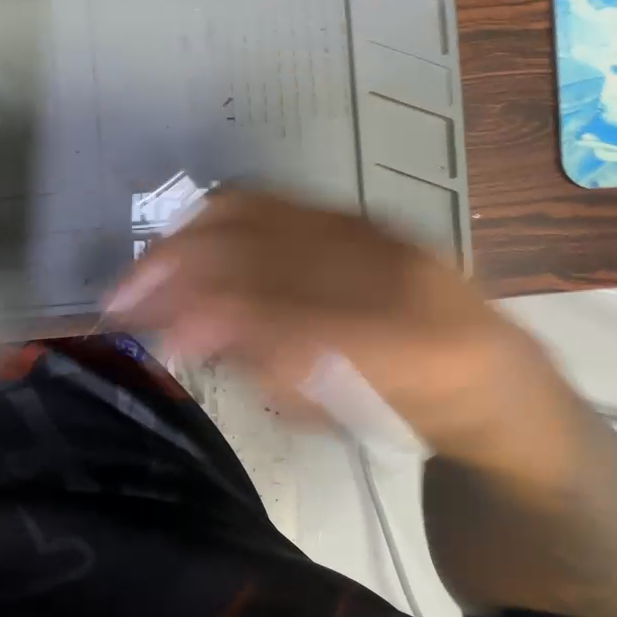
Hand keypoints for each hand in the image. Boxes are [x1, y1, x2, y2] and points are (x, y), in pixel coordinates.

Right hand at [104, 191, 572, 459]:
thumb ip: (265, 372)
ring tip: (140, 268)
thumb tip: (182, 338)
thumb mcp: (341, 414)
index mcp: (402, 344)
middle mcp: (391, 273)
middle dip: (173, 272)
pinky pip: (269, 203)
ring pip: (257, 218)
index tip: (150, 336)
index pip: (276, 318)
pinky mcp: (356, 215)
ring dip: (183, 240)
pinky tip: (181, 236)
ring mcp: (372, 234)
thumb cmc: (410, 412)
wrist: (496, 376)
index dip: (202, 321)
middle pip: (255, 254)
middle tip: (121, 298)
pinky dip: (211, 217)